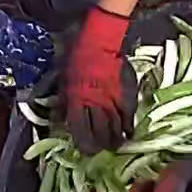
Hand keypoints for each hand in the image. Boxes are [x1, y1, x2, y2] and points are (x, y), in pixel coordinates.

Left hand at [63, 7, 136, 154]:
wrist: (101, 39)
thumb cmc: (77, 56)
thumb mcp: (63, 79)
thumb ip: (64, 103)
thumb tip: (61, 121)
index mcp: (77, 101)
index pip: (81, 131)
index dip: (84, 145)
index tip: (87, 151)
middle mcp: (96, 105)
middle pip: (101, 134)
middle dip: (101, 146)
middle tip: (102, 149)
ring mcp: (114, 100)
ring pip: (116, 129)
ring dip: (116, 139)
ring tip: (116, 144)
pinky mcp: (128, 94)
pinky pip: (129, 116)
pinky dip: (129, 127)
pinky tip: (128, 132)